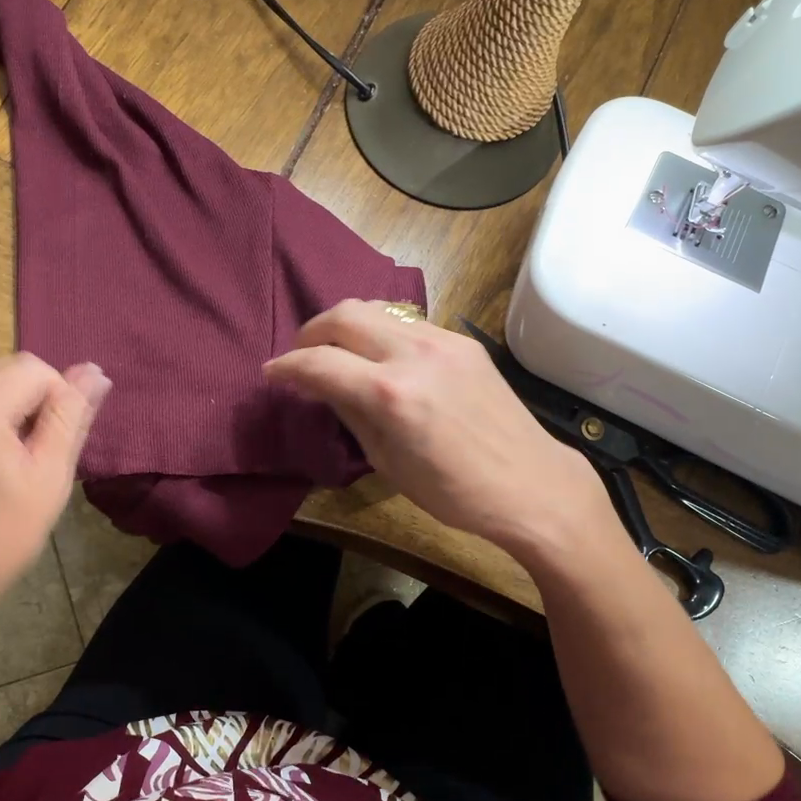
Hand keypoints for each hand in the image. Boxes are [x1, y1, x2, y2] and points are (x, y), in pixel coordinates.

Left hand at [0, 354, 111, 622]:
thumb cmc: (8, 530)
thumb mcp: (52, 472)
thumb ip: (72, 414)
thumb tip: (95, 370)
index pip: (35, 369)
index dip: (58, 400)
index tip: (53, 445)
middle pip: (11, 368)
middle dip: (35, 400)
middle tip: (37, 451)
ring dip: (15, 406)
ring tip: (15, 454)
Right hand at [264, 300, 618, 564]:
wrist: (530, 484)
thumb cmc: (451, 491)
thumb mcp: (385, 460)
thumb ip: (350, 412)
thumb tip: (323, 386)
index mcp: (390, 394)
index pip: (319, 362)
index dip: (286, 366)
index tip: (270, 373)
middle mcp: (414, 354)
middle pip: (344, 315)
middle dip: (311, 331)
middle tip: (301, 356)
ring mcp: (443, 341)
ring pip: (376, 309)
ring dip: (345, 325)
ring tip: (336, 352)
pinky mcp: (464, 342)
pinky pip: (407, 323)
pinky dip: (380, 333)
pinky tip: (380, 358)